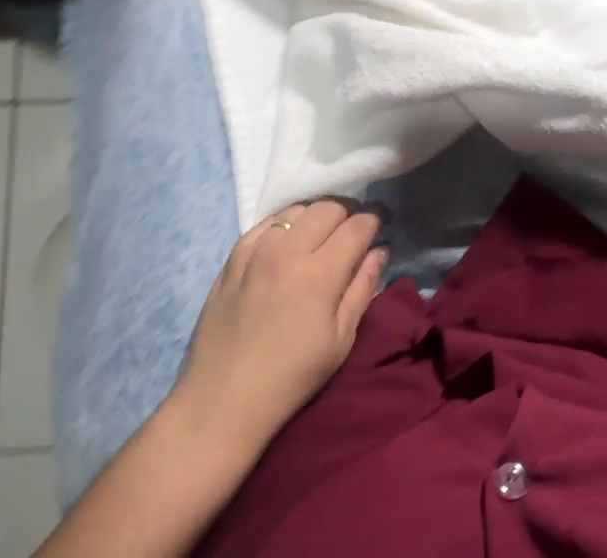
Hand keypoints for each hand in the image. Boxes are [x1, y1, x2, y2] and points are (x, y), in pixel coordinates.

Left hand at [171, 200, 387, 439]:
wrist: (223, 398)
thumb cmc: (292, 376)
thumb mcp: (341, 339)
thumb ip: (363, 287)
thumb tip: (380, 250)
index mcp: (320, 273)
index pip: (358, 225)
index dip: (376, 218)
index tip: (383, 222)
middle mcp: (288, 251)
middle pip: (328, 207)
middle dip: (349, 212)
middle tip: (355, 230)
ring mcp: (256, 251)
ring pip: (296, 209)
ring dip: (317, 214)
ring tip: (323, 234)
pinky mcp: (232, 258)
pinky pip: (265, 223)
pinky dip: (285, 223)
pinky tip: (289, 240)